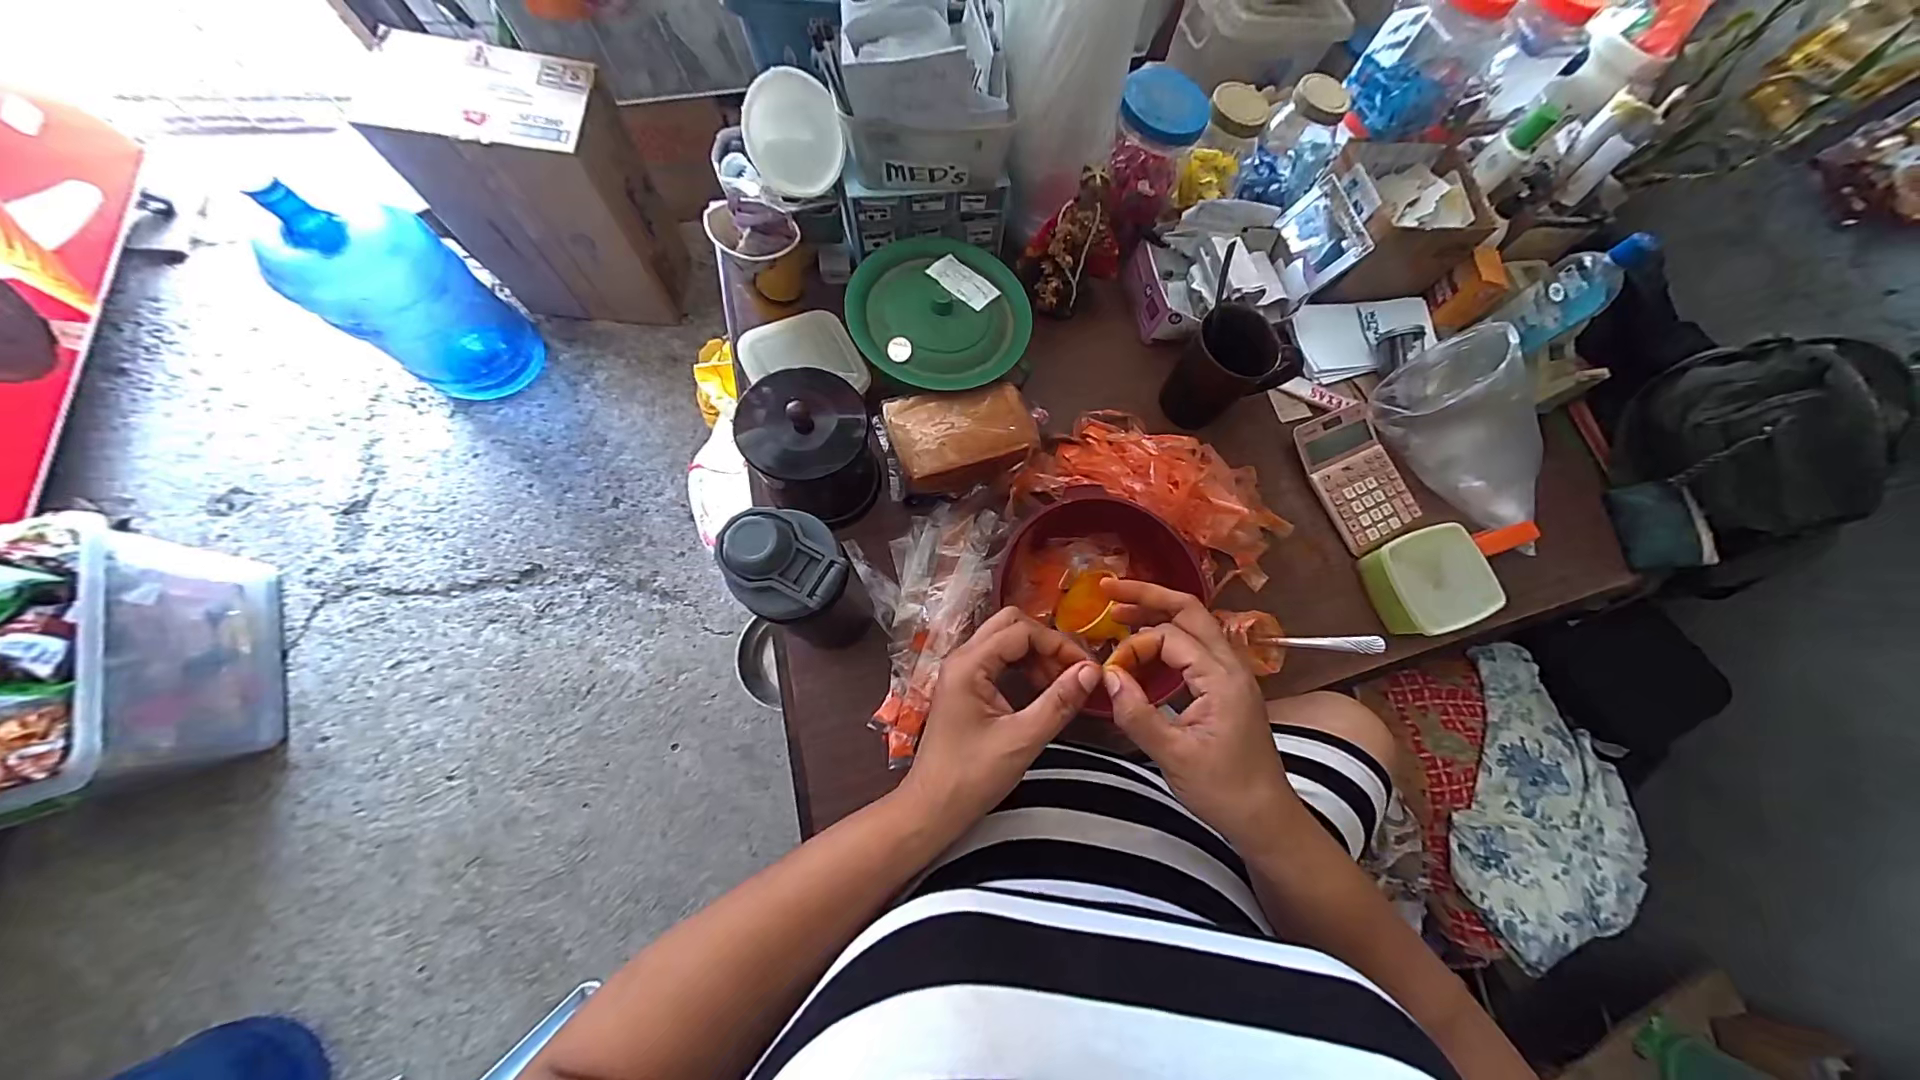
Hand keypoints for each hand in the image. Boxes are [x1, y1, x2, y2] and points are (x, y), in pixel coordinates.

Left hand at [898, 607, 1100, 827]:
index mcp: (969, 664)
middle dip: (1047, 643)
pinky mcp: (965, 687)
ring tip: (1062, 684)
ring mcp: (961, 672)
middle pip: (1011, 625)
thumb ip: (1059, 702)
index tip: (1087, 669)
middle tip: (1074, 671)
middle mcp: (962, 659)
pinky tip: (1042, 691)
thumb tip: (1091, 672)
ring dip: (1037, 655)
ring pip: (1005, 641)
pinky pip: (999, 661)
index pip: (1022, 631)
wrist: (932, 808)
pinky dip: (1024, 667)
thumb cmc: (971, 777)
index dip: (1059, 645)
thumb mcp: (1022, 739)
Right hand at [1101, 580, 1300, 848]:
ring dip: (1159, 614)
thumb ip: (1136, 713)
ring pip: (1196, 625)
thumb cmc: (1224, 790)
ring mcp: (1233, 675)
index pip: (1169, 638)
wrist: (1266, 819)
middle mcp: (1231, 667)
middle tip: (1109, 589)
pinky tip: (1148, 648)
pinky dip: (1169, 637)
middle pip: (1190, 611)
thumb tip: (1106, 677)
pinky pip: (1197, 646)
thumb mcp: (1173, 755)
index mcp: (1222, 678)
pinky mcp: (1228, 687)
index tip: (1111, 673)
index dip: (1134, 648)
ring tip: (1122, 613)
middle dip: (1149, 596)